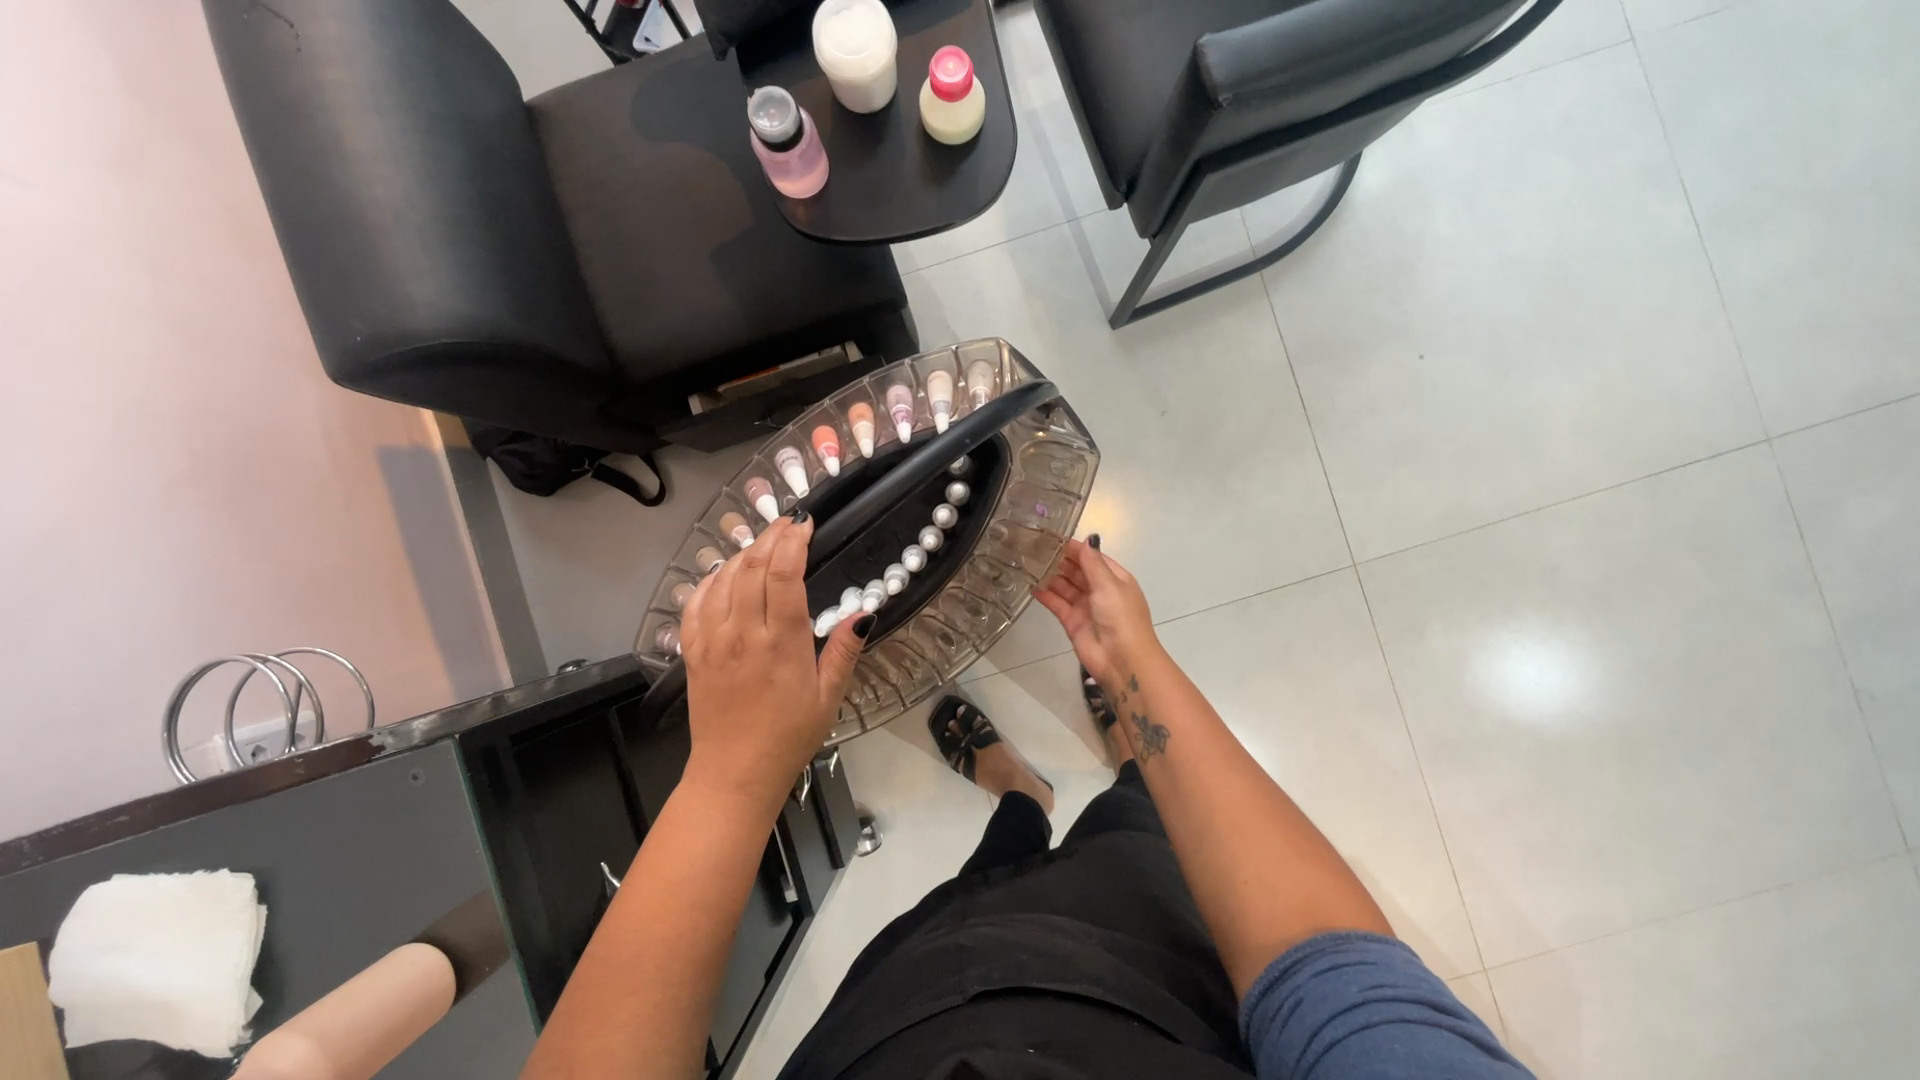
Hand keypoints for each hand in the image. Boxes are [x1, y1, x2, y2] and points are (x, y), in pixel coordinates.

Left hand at [680, 515, 868, 809]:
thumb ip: (843, 651)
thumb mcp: (828, 697)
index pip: (784, 575)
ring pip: (723, 579)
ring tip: (763, 542)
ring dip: (743, 553)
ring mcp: (713, 640)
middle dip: (770, 537)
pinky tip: (724, 571)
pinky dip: (710, 579)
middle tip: (788, 524)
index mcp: (781, 643)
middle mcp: (743, 633)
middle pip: (752, 567)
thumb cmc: (789, 736)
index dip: (793, 542)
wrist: (735, 772)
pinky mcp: (693, 651)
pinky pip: (696, 602)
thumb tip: (865, 613)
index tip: (805, 523)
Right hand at [1032, 537, 1159, 688]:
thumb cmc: (1120, 616)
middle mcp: (1101, 591)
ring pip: (1066, 587)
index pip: (1093, 558)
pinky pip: (1057, 604)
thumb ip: (1093, 562)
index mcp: (1115, 579)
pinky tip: (1031, 585)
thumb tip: (1086, 540)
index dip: (1075, 548)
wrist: (1121, 659)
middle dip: (1061, 561)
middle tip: (1035, 548)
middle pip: (1078, 571)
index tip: (1053, 538)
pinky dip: (1045, 595)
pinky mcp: (1072, 622)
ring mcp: (1086, 607)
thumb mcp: (1109, 584)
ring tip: (1029, 563)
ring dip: (1051, 576)